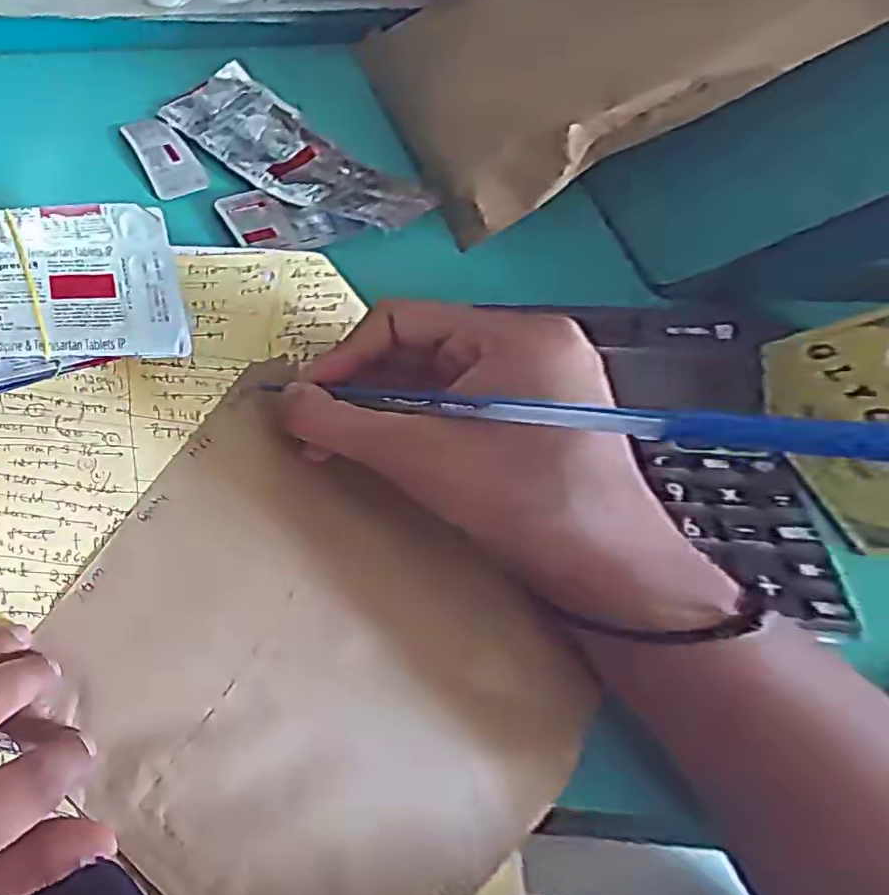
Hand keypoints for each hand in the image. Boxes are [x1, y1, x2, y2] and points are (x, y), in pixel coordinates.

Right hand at [280, 300, 740, 630]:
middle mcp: (522, 347)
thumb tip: (283, 400)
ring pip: (417, 380)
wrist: (610, 574)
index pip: (399, 320)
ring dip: (368, 410)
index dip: (343, 356)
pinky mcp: (519, 417)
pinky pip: (438, 405)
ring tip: (333, 443)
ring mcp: (525, 383)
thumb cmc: (520, 496)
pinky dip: (397, 424)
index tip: (308, 396)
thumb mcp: (412, 453)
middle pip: (405, 349)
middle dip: (352, 388)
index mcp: (512, 335)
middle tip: (315, 423)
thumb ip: (335, 420)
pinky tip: (371, 451)